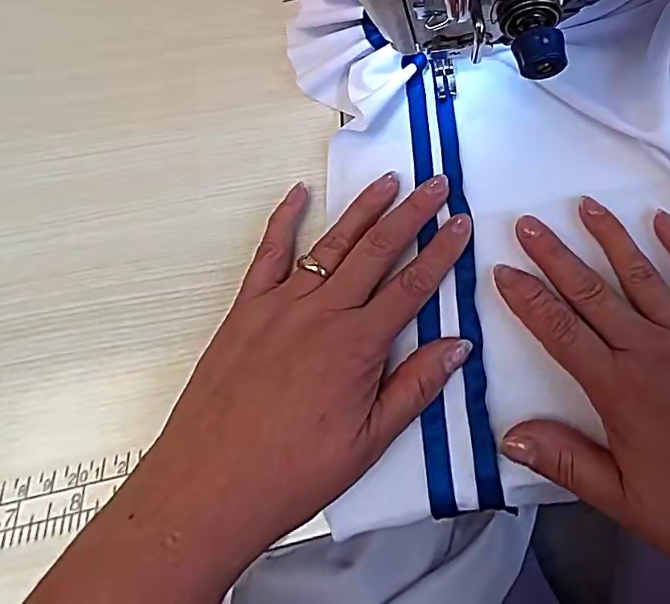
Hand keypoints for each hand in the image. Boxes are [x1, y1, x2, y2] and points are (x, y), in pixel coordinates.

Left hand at [29, 175, 473, 603]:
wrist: (209, 486)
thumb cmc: (287, 472)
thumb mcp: (367, 442)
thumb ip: (415, 388)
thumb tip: (455, 348)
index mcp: (356, 345)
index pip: (412, 284)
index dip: (442, 251)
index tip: (459, 225)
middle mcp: (323, 313)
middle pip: (379, 248)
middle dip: (413, 212)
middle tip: (435, 186)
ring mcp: (282, 303)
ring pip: (334, 242)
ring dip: (364, 208)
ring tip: (388, 182)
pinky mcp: (248, 306)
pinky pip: (270, 251)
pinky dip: (284, 218)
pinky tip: (298, 195)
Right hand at [494, 199, 669, 603]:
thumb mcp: (626, 501)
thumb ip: (566, 461)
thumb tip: (508, 435)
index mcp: (620, 388)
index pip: (559, 330)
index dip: (526, 298)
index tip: (502, 269)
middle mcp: (649, 349)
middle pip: (590, 290)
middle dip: (553, 254)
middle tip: (527, 223)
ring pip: (638, 273)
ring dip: (608, 236)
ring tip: (584, 205)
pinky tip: (662, 219)